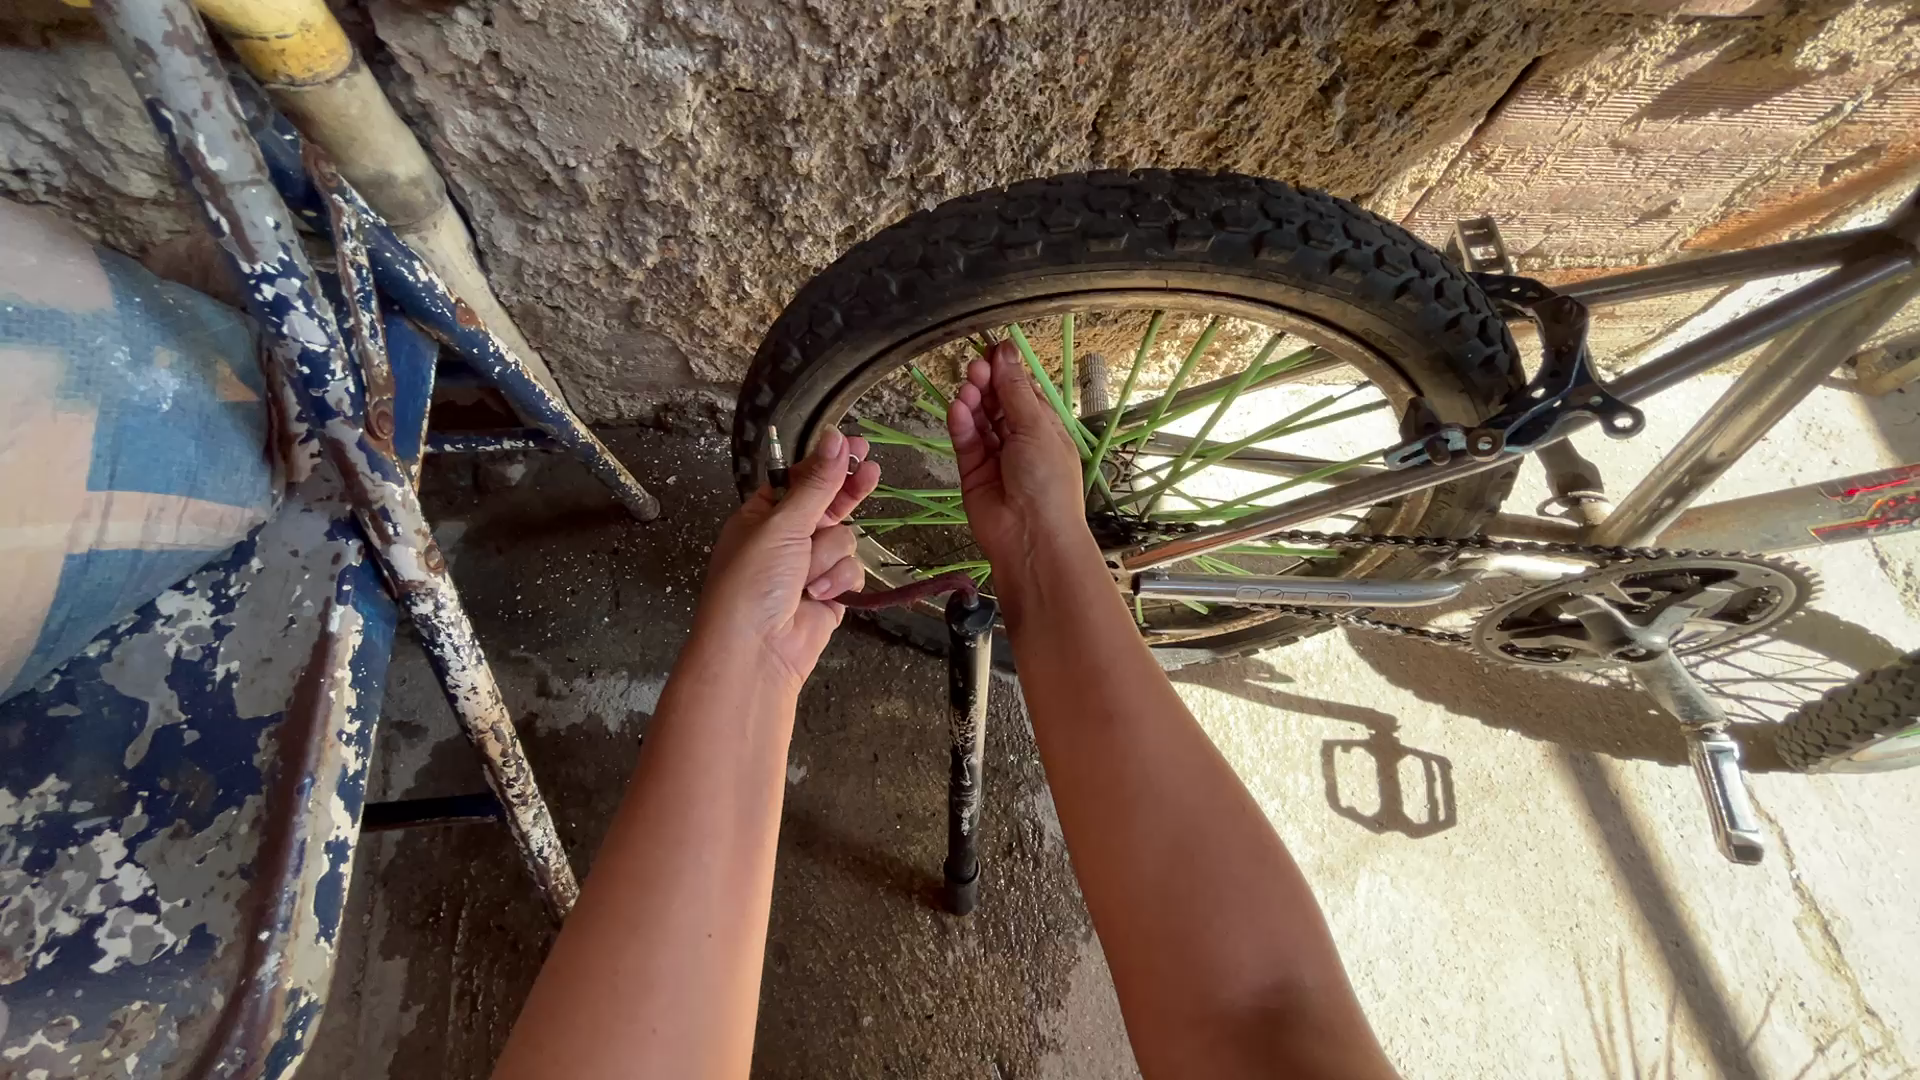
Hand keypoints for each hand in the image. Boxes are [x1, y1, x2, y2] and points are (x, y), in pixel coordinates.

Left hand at [698, 427, 880, 690]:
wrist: (757, 651)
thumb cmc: (754, 582)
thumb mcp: (781, 525)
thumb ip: (816, 484)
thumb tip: (836, 437)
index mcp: (763, 515)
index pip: (802, 479)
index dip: (828, 462)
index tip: (856, 445)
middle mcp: (788, 537)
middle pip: (830, 505)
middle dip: (847, 494)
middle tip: (871, 472)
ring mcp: (811, 565)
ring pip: (845, 539)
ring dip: (829, 557)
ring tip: (808, 579)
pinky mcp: (831, 592)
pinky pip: (851, 570)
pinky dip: (838, 583)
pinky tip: (820, 596)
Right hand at [946, 341, 1101, 601]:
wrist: (1031, 537)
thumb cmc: (1047, 481)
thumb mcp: (1036, 427)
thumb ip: (1015, 390)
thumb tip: (1005, 351)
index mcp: (1045, 427)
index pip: (1023, 391)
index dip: (1007, 371)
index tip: (991, 350)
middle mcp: (1020, 439)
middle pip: (998, 402)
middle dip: (987, 383)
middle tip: (975, 368)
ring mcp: (995, 456)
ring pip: (979, 420)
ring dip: (973, 401)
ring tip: (967, 389)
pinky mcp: (973, 472)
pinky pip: (965, 441)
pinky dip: (960, 424)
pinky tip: (958, 410)